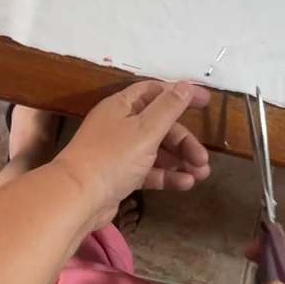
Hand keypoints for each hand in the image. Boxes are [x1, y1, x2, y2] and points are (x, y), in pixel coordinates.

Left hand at [55, 80, 211, 210]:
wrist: (77, 198)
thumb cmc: (112, 157)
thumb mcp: (145, 129)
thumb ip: (168, 108)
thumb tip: (185, 85)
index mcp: (122, 106)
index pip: (156, 92)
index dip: (181, 95)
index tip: (206, 103)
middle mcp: (120, 125)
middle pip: (159, 125)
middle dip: (184, 141)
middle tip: (203, 158)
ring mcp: (119, 152)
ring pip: (156, 150)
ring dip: (179, 160)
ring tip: (201, 174)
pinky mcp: (120, 176)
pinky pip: (148, 170)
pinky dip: (166, 175)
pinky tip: (185, 184)